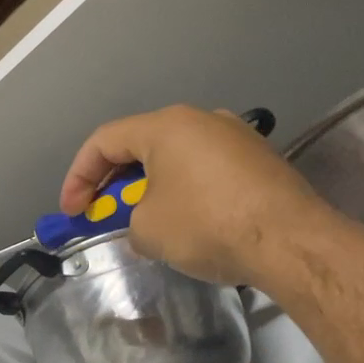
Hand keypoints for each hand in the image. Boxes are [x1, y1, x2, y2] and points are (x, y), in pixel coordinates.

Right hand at [59, 104, 336, 284]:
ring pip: (177, 158)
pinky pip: (207, 172)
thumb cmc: (206, 225)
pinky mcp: (261, 162)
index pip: (104, 141)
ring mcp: (237, 138)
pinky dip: (185, 192)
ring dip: (151, 187)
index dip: (79, 176)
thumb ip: (130, 220)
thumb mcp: (147, 230)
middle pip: (142, 145)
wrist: (291, 242)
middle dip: (115, 182)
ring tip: (144, 221)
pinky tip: (188, 223)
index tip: (72, 211)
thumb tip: (145, 224)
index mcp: (165, 126)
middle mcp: (201, 120)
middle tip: (103, 213)